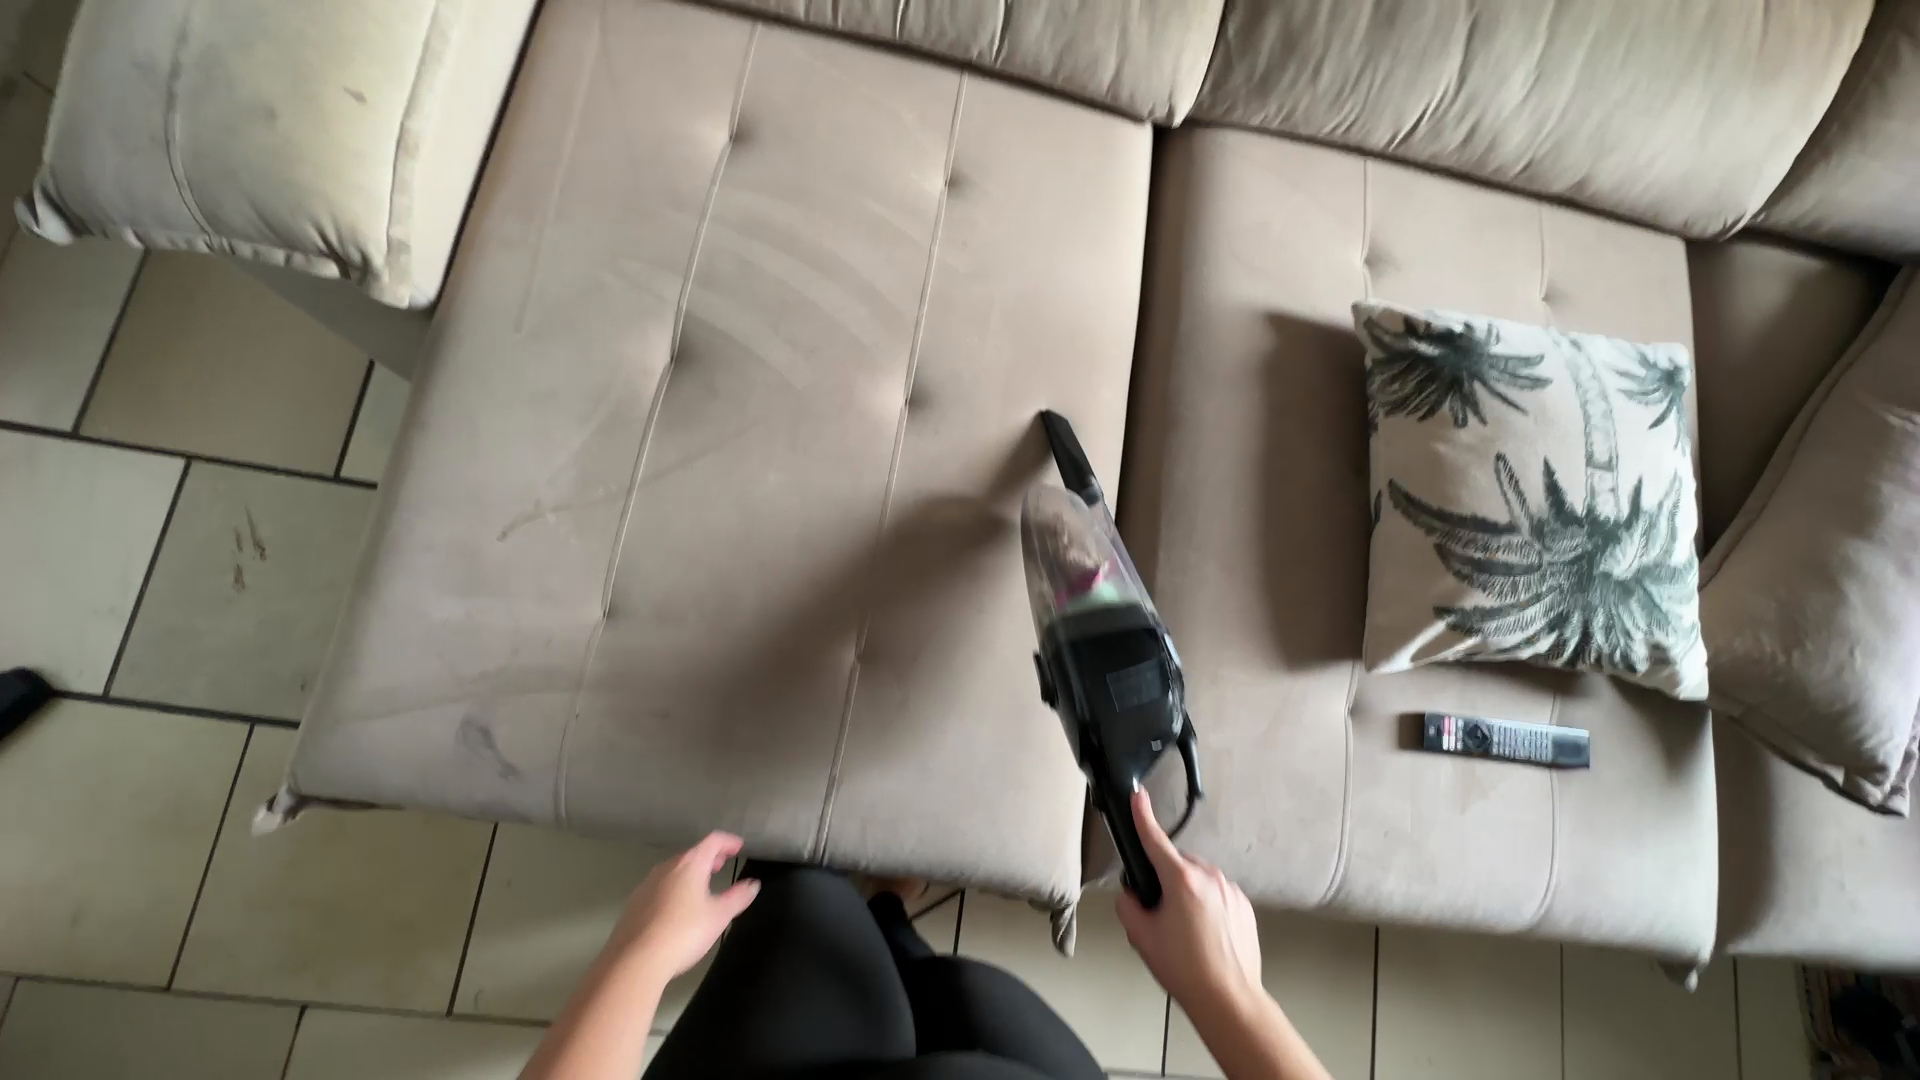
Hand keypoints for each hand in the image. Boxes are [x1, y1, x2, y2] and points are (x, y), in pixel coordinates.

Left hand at [604, 832, 759, 982]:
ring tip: (701, 887)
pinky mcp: (633, 904)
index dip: (728, 842)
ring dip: (689, 874)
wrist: (634, 962)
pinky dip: (672, 889)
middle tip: (721, 865)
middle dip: (708, 858)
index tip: (739, 846)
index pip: (713, 841)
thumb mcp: (719, 916)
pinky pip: (659, 888)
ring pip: (673, 871)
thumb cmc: (683, 932)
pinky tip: (676, 909)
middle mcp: (666, 867)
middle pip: (691, 854)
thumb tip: (753, 884)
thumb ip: (738, 897)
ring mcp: (646, 885)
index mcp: (690, 864)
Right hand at [1115, 790, 1262, 1010]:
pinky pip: (1218, 893)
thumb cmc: (1185, 969)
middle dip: (1166, 879)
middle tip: (1162, 914)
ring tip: (1187, 930)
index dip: (1143, 815)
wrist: (1230, 1000)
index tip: (1138, 795)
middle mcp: (1209, 877)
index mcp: (1181, 880)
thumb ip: (1128, 905)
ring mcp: (1230, 890)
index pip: (1155, 840)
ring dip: (1188, 892)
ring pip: (1198, 878)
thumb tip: (1132, 894)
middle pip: (1177, 864)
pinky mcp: (1244, 905)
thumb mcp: (1141, 936)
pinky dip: (1208, 904)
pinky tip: (1206, 934)